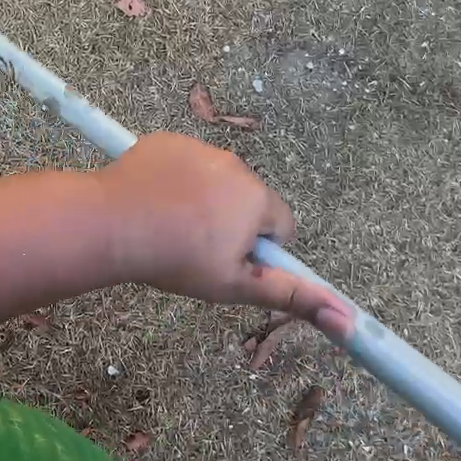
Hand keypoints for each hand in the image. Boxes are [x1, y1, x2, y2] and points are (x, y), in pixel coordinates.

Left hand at [97, 131, 351, 337]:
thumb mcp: (236, 285)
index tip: (229, 259)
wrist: (113, 221)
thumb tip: (348, 320)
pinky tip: (154, 198)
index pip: (281, 225)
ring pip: (214, 179)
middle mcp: (233, 163)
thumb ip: (293, 296)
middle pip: (247, 198)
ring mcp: (196, 146)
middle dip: (233, 220)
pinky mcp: (165, 140)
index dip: (259, 248)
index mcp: (257, 197)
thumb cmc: (177, 257)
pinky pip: (183, 162)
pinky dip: (175, 177)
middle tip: (197, 244)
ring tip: (171, 222)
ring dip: (204, 197)